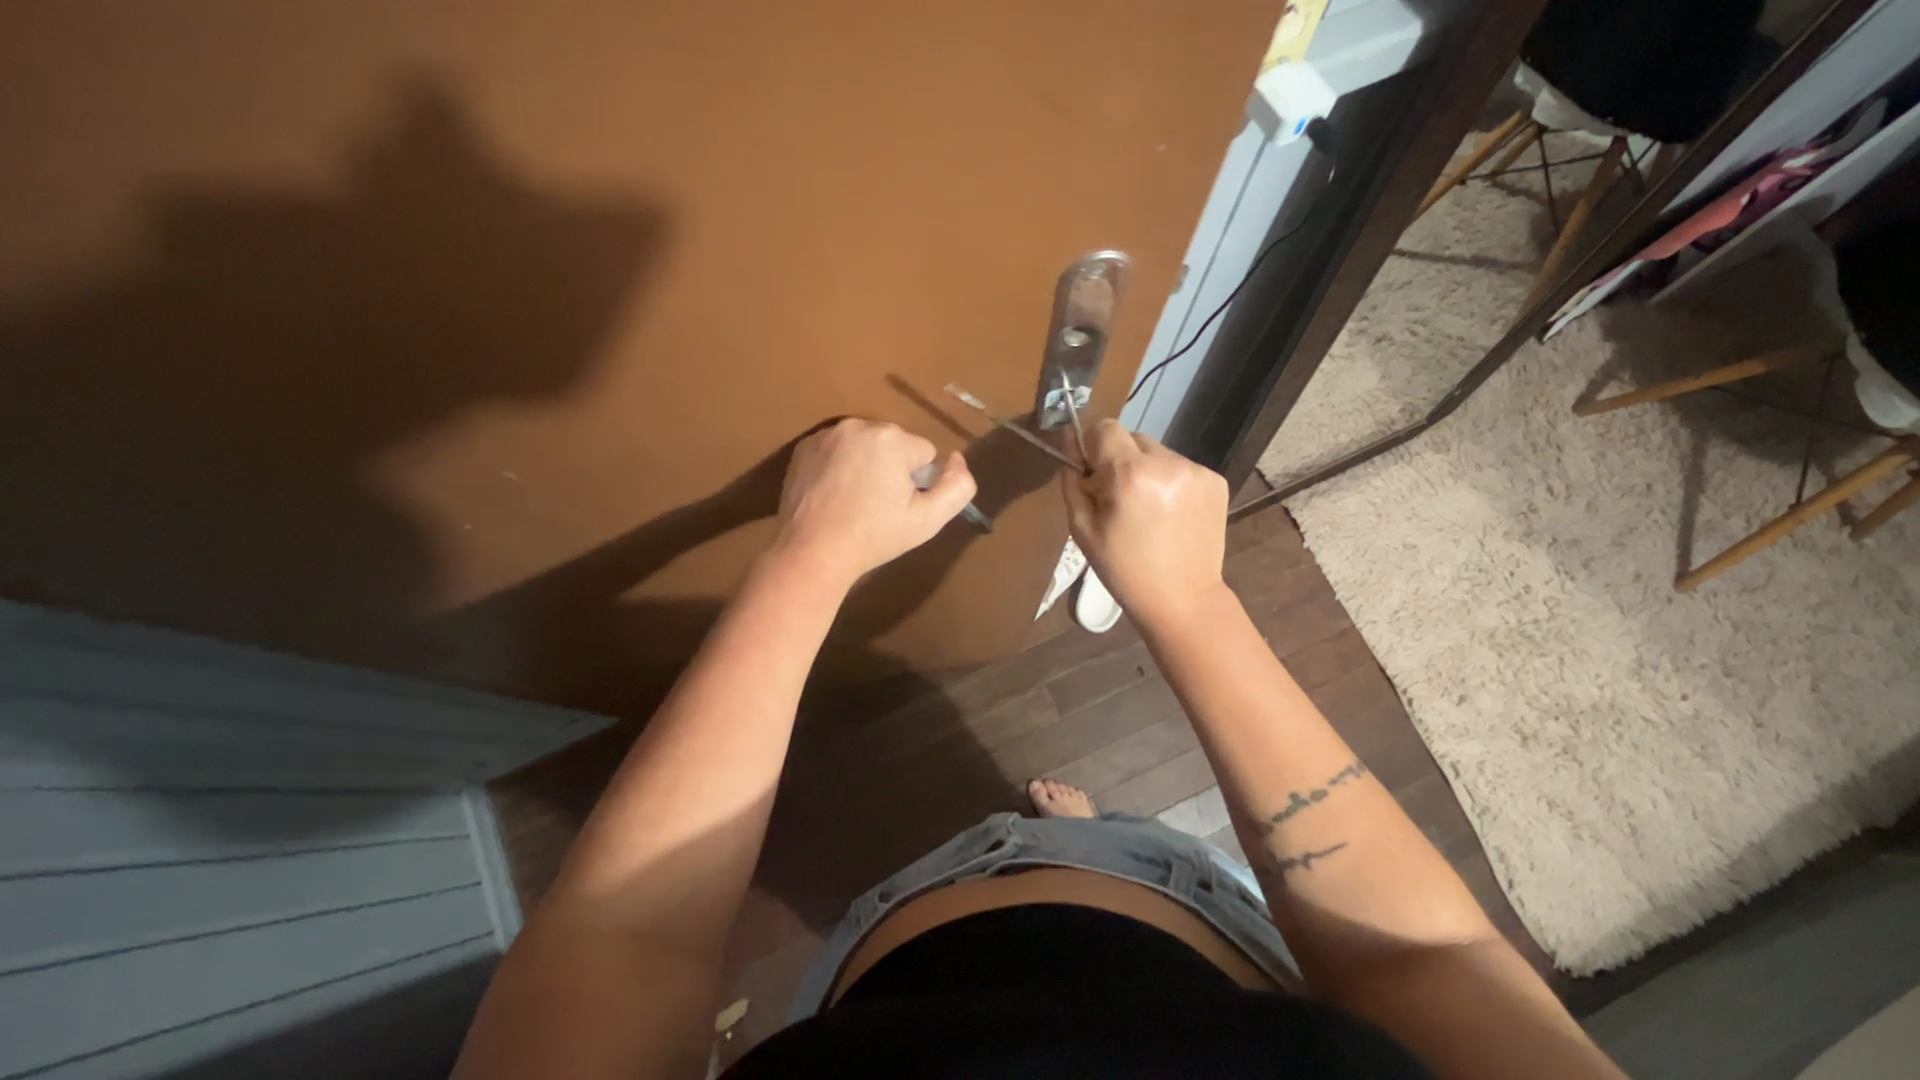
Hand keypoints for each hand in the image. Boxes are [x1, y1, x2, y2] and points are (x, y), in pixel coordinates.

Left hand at [770, 418, 976, 585]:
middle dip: (892, 469)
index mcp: (892, 438)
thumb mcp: (929, 519)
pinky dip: (839, 466)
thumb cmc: (875, 536)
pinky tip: (833, 495)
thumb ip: (958, 485)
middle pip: (894, 445)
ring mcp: (827, 434)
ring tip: (854, 501)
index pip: (925, 453)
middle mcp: (859, 425)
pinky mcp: (803, 447)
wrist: (813, 551)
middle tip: (877, 506)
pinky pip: (836, 450)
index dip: (918, 482)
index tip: (900, 506)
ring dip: (866, 465)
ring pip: (864, 445)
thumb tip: (957, 459)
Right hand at [1062, 419, 1228, 626]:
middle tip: (1118, 496)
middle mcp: (1167, 463)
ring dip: (1146, 470)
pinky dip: (1170, 482)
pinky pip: (1181, 468)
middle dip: (1120, 460)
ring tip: (1147, 509)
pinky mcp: (1216, 481)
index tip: (1090, 469)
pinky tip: (1170, 513)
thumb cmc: (1123, 570)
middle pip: (1133, 438)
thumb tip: (1069, 443)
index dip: (1092, 444)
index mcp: (1130, 474)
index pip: (1105, 427)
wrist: (1182, 599)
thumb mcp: (1082, 529)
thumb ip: (1072, 481)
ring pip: (1158, 453)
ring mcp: (1196, 471)